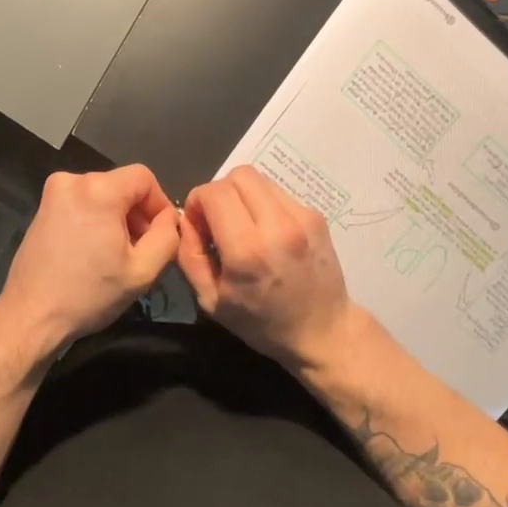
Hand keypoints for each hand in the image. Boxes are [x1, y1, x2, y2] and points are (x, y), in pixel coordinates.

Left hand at [0, 165, 180, 352]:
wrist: (32, 316)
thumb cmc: (89, 295)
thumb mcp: (143, 271)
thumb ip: (167, 237)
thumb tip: (168, 220)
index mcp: (98, 189)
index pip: (144, 177)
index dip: (160, 204)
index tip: (161, 236)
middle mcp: (71, 181)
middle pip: (122, 186)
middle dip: (137, 215)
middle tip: (141, 252)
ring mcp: (52, 194)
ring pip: (102, 196)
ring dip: (118, 221)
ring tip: (117, 257)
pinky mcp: (42, 211)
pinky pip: (82, 206)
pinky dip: (96, 223)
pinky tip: (95, 255)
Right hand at [176, 166, 361, 370]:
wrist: (321, 331)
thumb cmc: (261, 324)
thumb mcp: (211, 301)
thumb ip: (190, 256)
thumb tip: (185, 220)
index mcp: (247, 250)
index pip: (214, 192)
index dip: (197, 202)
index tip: (199, 225)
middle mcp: (278, 225)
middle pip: (238, 175)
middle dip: (219, 193)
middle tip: (219, 222)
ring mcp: (302, 217)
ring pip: (260, 179)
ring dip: (242, 196)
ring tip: (243, 227)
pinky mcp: (316, 215)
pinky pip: (279, 193)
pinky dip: (264, 205)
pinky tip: (267, 233)